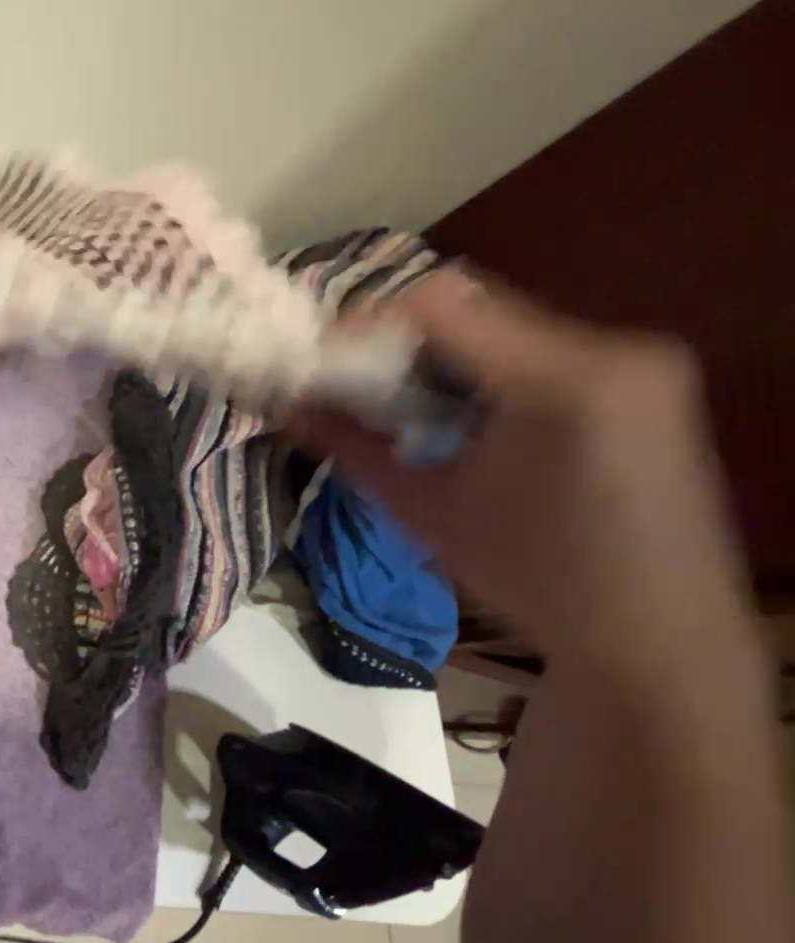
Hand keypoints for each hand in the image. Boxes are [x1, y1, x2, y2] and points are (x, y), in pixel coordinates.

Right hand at [291, 270, 755, 668]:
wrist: (658, 636)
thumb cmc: (533, 579)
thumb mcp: (423, 509)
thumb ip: (351, 446)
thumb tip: (285, 406)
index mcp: (562, 380)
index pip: (436, 307)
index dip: (360, 325)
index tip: (312, 364)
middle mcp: (611, 347)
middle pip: (466, 306)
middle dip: (389, 339)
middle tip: (339, 381)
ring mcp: (636, 359)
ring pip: (495, 321)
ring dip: (428, 352)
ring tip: (384, 398)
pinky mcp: (640, 378)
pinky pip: (530, 345)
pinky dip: (471, 366)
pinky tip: (445, 410)